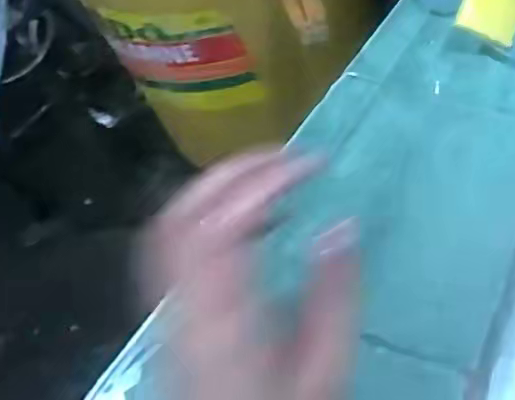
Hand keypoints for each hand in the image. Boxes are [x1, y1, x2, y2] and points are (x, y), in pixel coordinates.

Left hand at [143, 149, 356, 399]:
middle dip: (236, 170)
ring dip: (228, 184)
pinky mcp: (179, 309)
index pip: (218, 229)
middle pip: (178, 218)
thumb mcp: (326, 360)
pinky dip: (223, 207)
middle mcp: (184, 306)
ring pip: (173, 225)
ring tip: (284, 171)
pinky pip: (184, 241)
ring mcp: (172, 308)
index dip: (263, 181)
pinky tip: (268, 212)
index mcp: (221, 317)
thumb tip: (342, 223)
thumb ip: (334, 293)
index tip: (316, 164)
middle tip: (294, 154)